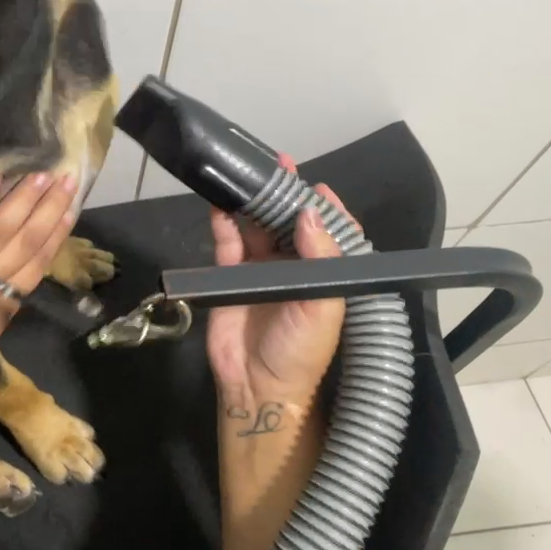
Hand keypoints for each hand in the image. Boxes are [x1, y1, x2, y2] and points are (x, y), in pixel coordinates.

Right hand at [205, 157, 348, 413]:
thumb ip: (321, 257)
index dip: (324, 208)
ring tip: (248, 176)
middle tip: (278, 165)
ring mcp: (260, 269)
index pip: (329, 232)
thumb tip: (309, 212)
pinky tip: (222, 206)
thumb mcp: (324, 305)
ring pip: (258, 227)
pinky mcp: (229, 275)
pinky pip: (228, 243)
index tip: (316, 185)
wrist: (258, 384)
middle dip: (285, 194)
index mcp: (325, 273)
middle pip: (290, 222)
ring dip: (254, 203)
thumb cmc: (302, 349)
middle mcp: (295, 266)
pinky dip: (224, 224)